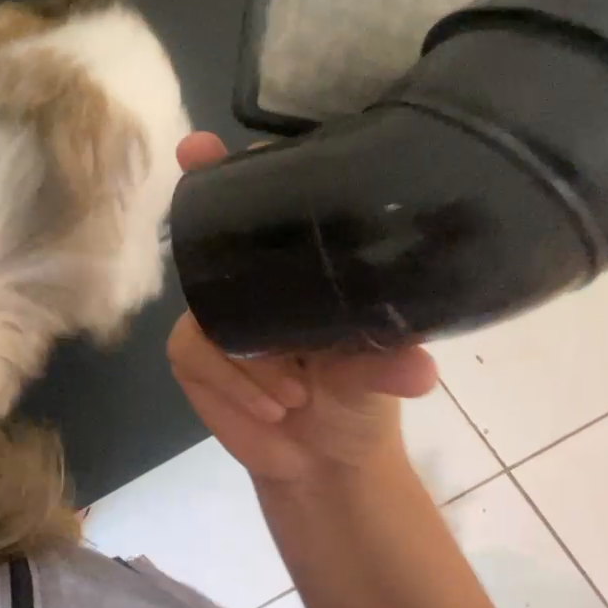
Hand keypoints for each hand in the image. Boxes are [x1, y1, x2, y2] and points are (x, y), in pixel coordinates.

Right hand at [167, 134, 437, 485]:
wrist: (320, 464)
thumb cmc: (357, 406)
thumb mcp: (375, 379)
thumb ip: (383, 364)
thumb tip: (417, 365)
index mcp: (300, 276)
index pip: (267, 211)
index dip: (234, 170)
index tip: (206, 142)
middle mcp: (250, 283)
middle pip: (216, 237)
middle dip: (202, 206)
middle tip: (195, 161)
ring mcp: (213, 315)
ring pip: (207, 311)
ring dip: (249, 362)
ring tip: (292, 395)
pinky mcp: (190, 351)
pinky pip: (197, 352)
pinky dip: (235, 386)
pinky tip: (268, 408)